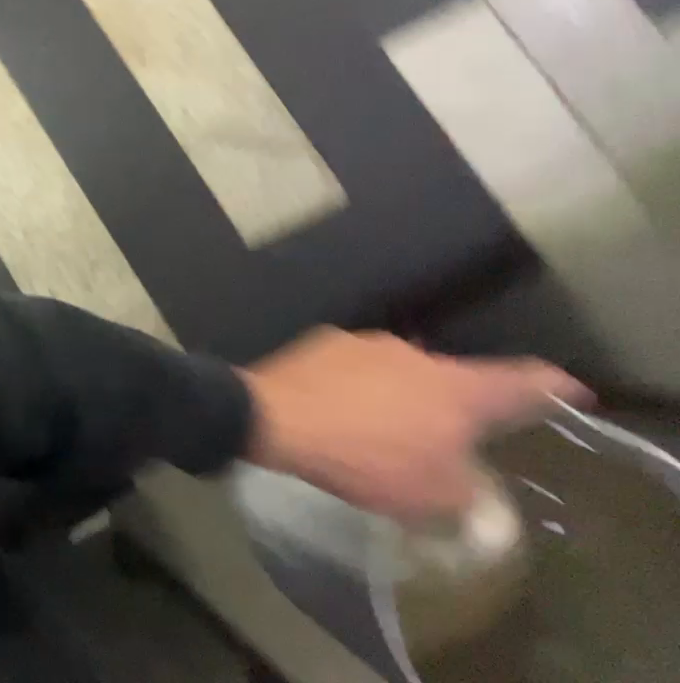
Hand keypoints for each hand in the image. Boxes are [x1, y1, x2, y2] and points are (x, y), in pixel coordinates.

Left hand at [238, 328, 590, 520]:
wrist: (269, 418)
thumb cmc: (365, 456)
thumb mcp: (435, 496)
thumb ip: (467, 492)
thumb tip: (466, 485)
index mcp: (457, 386)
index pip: (521, 380)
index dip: (552, 387)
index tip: (571, 391)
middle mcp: (412, 353)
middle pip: (451, 377)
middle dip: (454, 405)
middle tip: (451, 436)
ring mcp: (358, 343)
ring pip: (396, 372)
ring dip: (398, 397)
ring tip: (387, 429)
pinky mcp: (314, 346)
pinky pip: (351, 371)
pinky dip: (355, 391)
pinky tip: (342, 414)